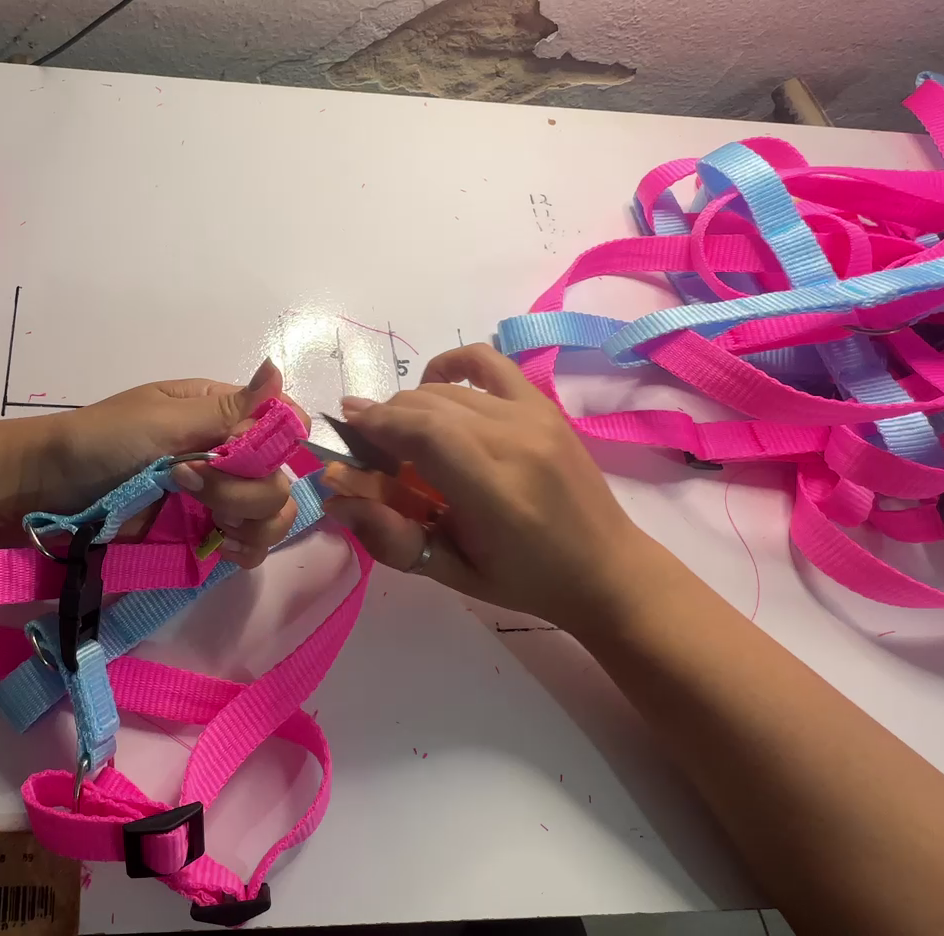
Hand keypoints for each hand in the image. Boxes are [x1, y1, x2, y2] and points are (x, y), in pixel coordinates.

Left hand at [0, 360, 304, 567]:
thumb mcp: (161, 419)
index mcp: (218, 413)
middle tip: (191, 484)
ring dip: (248, 522)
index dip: (285, 442)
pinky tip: (219, 549)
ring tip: (208, 521)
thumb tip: (277, 369)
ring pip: (271, 515)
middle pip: (278, 478)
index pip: (280, 423)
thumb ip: (224, 410)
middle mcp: (226, 454)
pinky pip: (247, 546)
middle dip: (246, 490)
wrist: (51, 489)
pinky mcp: (202, 534)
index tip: (266, 459)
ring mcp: (216, 498)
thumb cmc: (100, 440)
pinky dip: (244, 550)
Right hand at [323, 344, 667, 631]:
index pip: (422, 432)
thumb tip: (335, 499)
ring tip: (400, 435)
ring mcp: (534, 417)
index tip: (345, 433)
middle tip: (369, 451)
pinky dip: (450, 364)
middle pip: (426, 404)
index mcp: (495, 491)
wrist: (608, 570)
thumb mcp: (451, 571)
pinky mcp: (542, 405)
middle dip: (384, 419)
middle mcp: (516, 441)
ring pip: (445, 389)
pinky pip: (486, 362)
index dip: (375, 424)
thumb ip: (390, 536)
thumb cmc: (526, 580)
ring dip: (408, 405)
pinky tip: (433, 386)